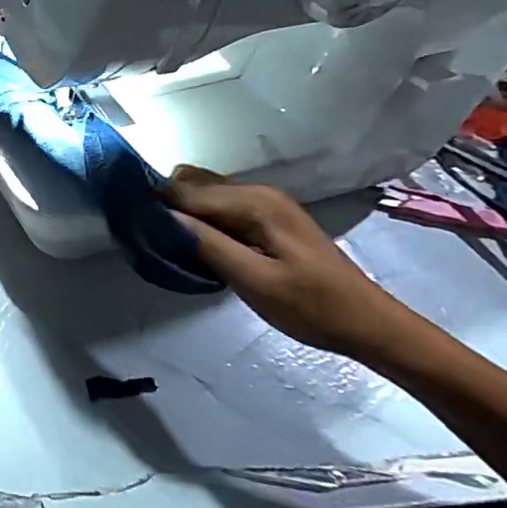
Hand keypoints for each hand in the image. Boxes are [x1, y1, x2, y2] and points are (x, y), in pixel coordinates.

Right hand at [162, 166, 423, 358]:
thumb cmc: (312, 307)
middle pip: (192, 183)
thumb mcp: (254, 281)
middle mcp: (258, 192)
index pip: (186, 190)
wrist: (369, 324)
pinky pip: (221, 206)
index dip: (158, 206)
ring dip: (185, 213)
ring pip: (205, 193)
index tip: (137, 230)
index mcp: (255, 203)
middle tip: (156, 243)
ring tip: (173, 246)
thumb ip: (207, 245)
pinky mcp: (268, 217)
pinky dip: (202, 219)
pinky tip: (200, 247)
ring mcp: (265, 203)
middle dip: (168, 206)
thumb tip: (162, 217)